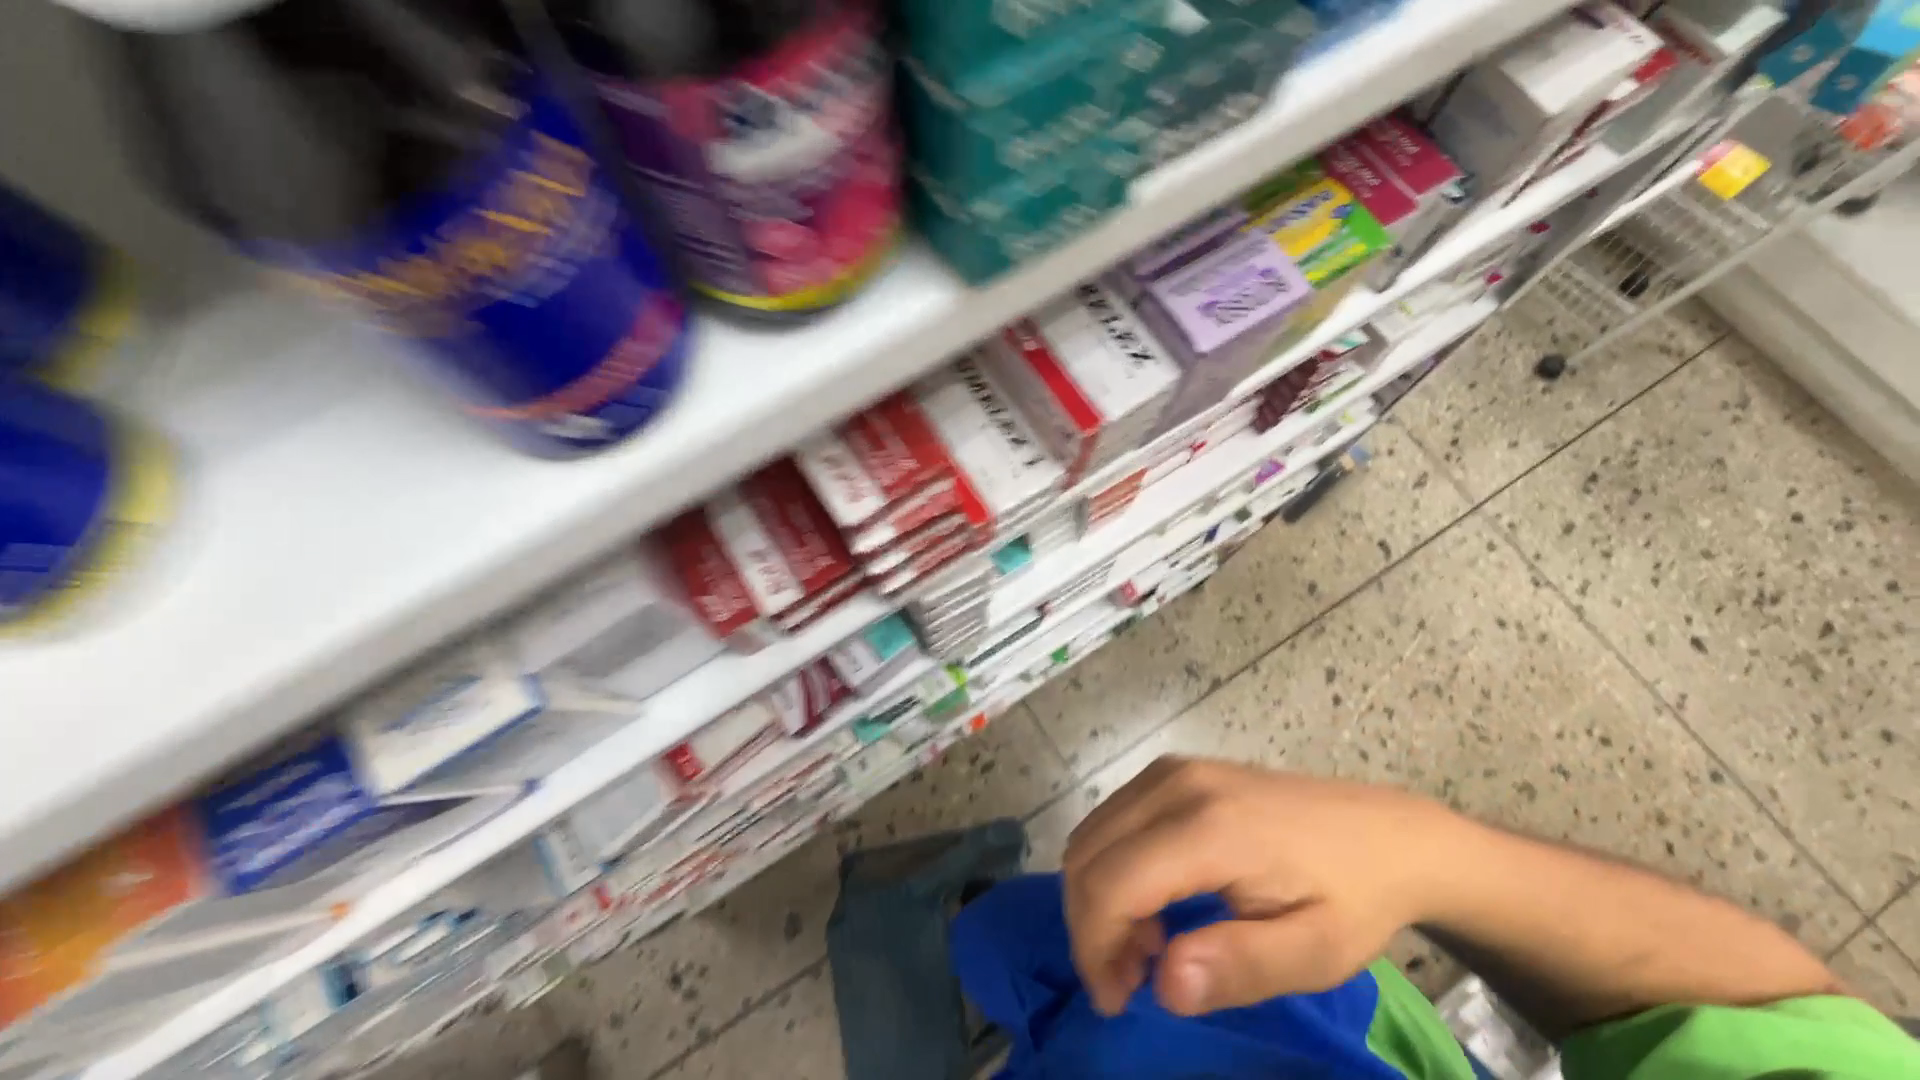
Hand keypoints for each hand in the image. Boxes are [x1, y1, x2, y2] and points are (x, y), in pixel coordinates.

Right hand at [1062, 756, 1463, 1016]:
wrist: (1391, 834)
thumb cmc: (1354, 898)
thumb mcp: (1315, 953)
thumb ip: (1239, 968)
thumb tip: (1163, 984)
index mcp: (1209, 829)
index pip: (1110, 885)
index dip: (1096, 948)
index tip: (1118, 1000)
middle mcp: (1176, 785)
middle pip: (1087, 856)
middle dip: (1091, 926)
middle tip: (1131, 980)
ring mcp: (1172, 770)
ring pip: (1091, 836)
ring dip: (1098, 897)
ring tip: (1146, 946)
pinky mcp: (1174, 770)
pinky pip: (1112, 819)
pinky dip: (1111, 866)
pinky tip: (1154, 902)